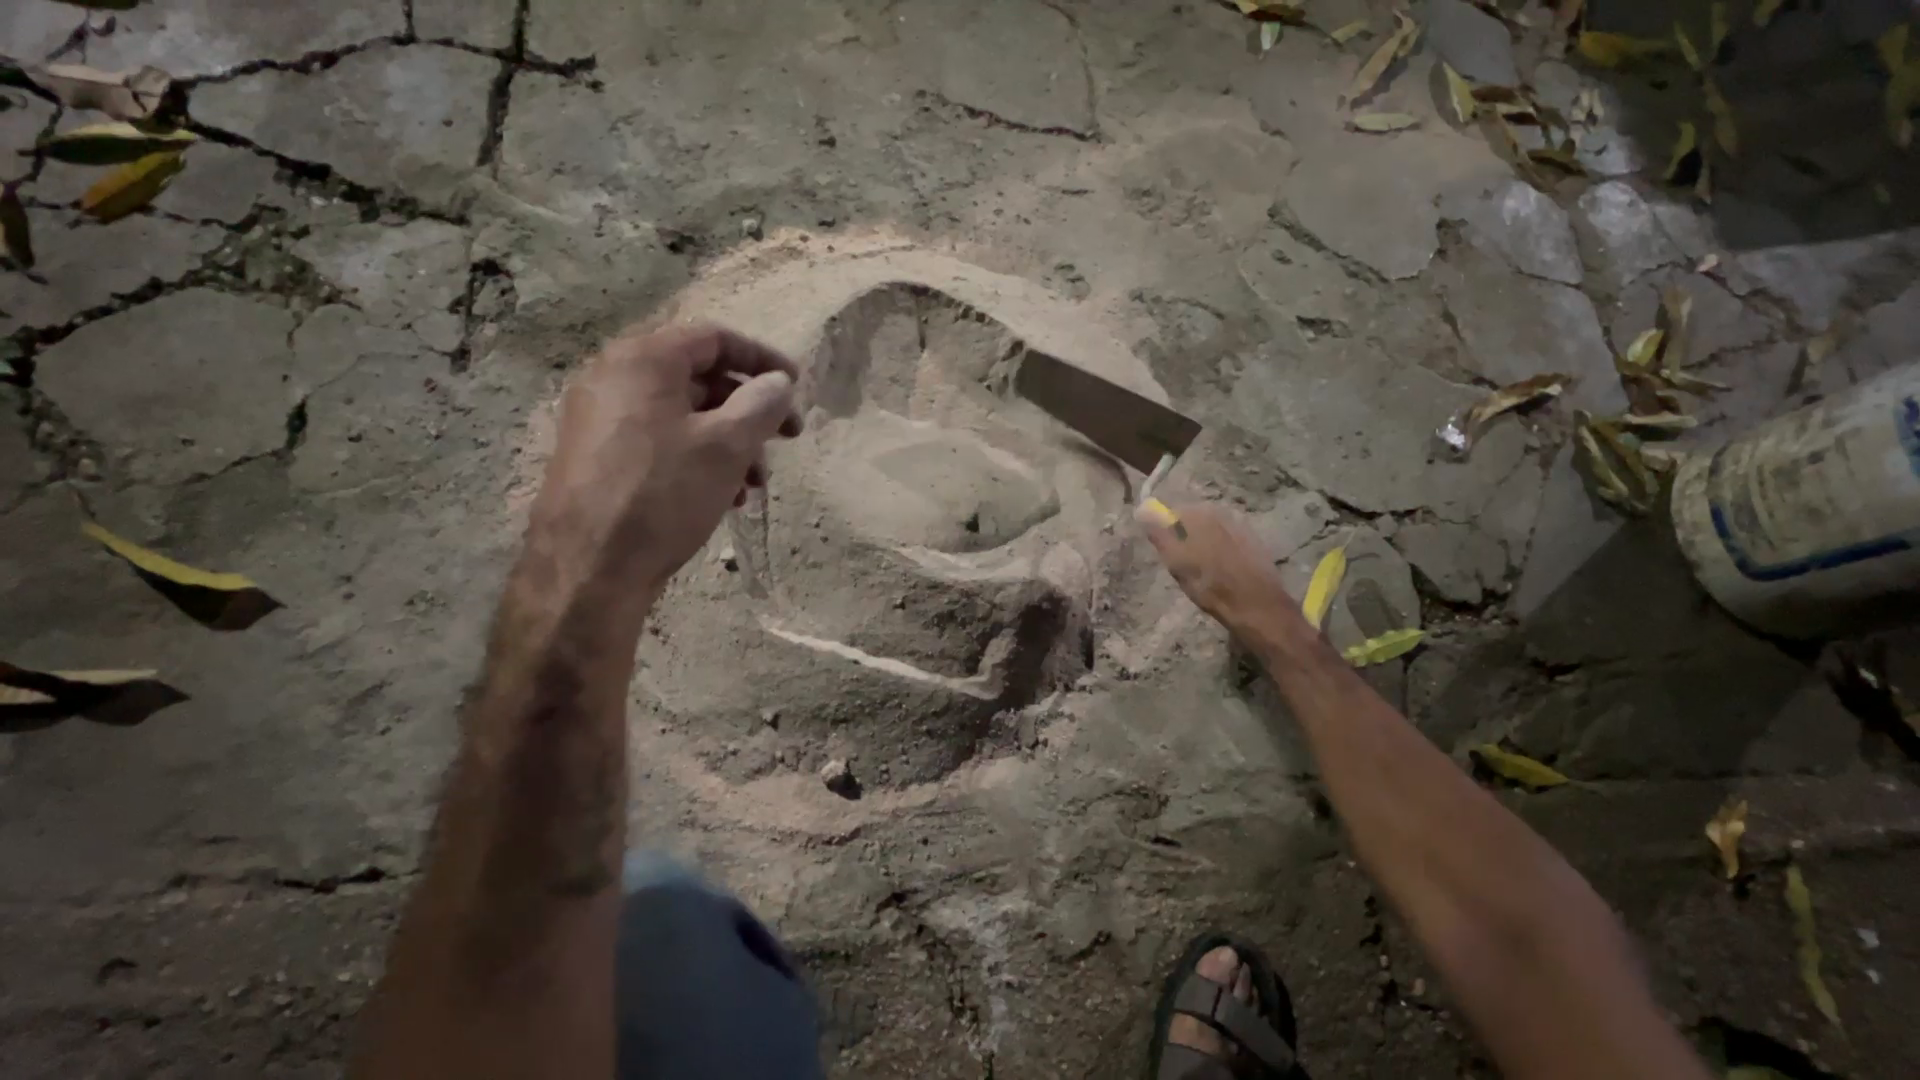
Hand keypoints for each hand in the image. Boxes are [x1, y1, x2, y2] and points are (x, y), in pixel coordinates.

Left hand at [527, 323, 803, 604]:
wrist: (587, 568)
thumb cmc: (662, 495)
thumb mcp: (727, 446)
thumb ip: (761, 404)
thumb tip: (779, 383)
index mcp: (642, 360)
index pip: (714, 338)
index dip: (762, 359)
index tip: (796, 387)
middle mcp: (614, 378)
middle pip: (699, 378)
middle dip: (749, 411)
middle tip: (786, 440)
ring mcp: (601, 419)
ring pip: (683, 416)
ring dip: (729, 442)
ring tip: (754, 485)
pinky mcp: (598, 456)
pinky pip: (660, 441)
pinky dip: (698, 458)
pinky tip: (722, 497)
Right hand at [1137, 500, 1299, 633]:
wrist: (1256, 605)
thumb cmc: (1209, 585)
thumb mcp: (1176, 561)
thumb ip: (1159, 532)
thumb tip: (1142, 508)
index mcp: (1200, 513)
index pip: (1172, 513)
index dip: (1165, 531)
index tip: (1165, 551)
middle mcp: (1222, 512)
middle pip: (1193, 520)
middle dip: (1185, 536)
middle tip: (1182, 564)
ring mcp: (1240, 526)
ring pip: (1212, 531)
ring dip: (1204, 544)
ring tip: (1202, 569)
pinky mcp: (1254, 542)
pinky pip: (1228, 540)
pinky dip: (1221, 551)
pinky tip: (1222, 570)